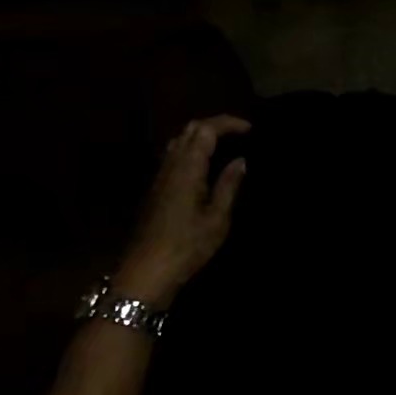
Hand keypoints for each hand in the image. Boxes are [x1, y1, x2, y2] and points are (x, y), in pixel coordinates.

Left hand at [113, 116, 250, 305]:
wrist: (146, 271)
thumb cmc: (187, 246)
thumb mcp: (217, 219)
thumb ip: (229, 185)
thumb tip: (240, 160)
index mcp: (188, 167)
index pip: (206, 129)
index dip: (228, 123)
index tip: (249, 129)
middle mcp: (171, 164)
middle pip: (189, 129)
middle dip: (214, 125)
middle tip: (237, 133)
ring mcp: (160, 176)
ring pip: (178, 141)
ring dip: (200, 135)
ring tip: (223, 145)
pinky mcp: (155, 188)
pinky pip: (173, 156)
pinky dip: (190, 150)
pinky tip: (203, 166)